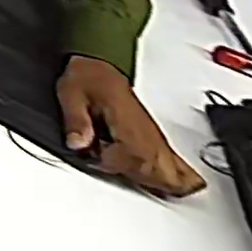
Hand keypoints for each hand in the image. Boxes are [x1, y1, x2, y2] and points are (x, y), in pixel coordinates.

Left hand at [57, 56, 206, 197]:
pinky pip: (181, 172)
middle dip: (124, 172)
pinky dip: (170, 180)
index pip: (131, 159)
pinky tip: (149, 178)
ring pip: (169, 177)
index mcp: (129, 123)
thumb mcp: (70, 94)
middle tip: (99, 155)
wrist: (99, 70)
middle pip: (152, 174)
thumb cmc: (87, 79)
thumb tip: (77, 144)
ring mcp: (156, 142)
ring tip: (118, 162)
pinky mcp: (157, 145)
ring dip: (144, 179)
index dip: (106, 163)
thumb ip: (75, 120)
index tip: (88, 154)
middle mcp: (149, 136)